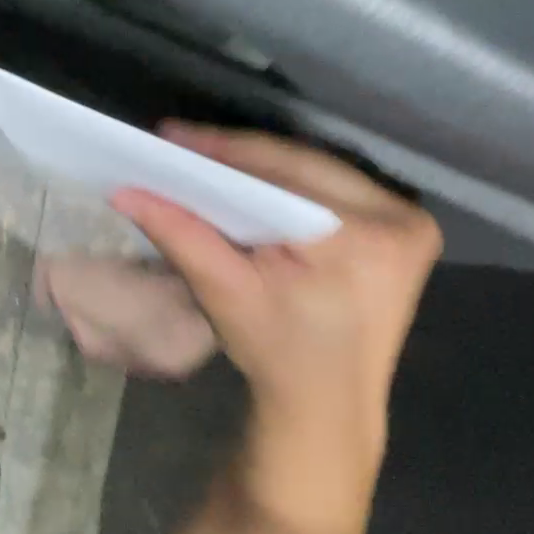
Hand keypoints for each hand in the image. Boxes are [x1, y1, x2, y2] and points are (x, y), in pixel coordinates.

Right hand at [112, 124, 441, 456]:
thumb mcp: (222, 290)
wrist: (326, 397)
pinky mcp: (402, 231)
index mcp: (364, 236)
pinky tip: (243, 183)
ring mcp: (410, 222)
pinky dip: (283, 184)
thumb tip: (124, 192)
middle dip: (236, 154)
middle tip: (177, 143)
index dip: (223, 150)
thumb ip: (180, 234)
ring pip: (318, 173)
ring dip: (259, 166)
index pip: (285, 172)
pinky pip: (331, 190)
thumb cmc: (274, 350)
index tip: (170, 136)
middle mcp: (402, 217)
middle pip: (305, 166)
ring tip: (202, 159)